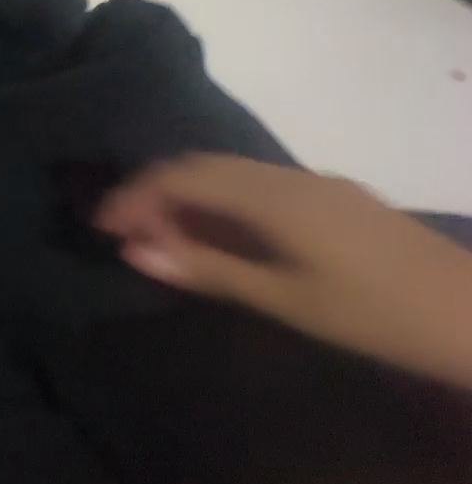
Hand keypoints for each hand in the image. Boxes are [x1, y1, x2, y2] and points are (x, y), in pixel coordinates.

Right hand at [97, 153, 471, 389]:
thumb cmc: (382, 316)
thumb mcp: (286, 300)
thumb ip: (206, 269)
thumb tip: (134, 251)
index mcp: (271, 197)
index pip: (177, 178)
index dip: (131, 197)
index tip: (102, 228)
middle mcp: (288, 177)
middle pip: (198, 166)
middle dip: (153, 192)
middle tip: (128, 231)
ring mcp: (317, 185)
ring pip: (227, 172)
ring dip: (186, 195)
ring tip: (165, 234)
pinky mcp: (336, 200)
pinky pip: (256, 184)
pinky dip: (220, 200)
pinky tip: (220, 233)